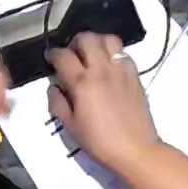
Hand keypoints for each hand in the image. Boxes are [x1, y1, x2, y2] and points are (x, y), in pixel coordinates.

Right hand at [46, 33, 160, 174]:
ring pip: (108, 38)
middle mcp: (101, 70)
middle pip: (87, 38)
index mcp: (82, 82)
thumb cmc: (100, 142)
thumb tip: (54, 88)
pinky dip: (113, 53)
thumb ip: (58, 103)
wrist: (136, 150)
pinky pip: (123, 52)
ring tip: (92, 54)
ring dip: (97, 42)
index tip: (51, 58)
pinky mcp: (135, 75)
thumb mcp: (70, 127)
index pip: (63, 55)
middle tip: (72, 54)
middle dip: (75, 42)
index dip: (53, 54)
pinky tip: (109, 66)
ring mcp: (121, 70)